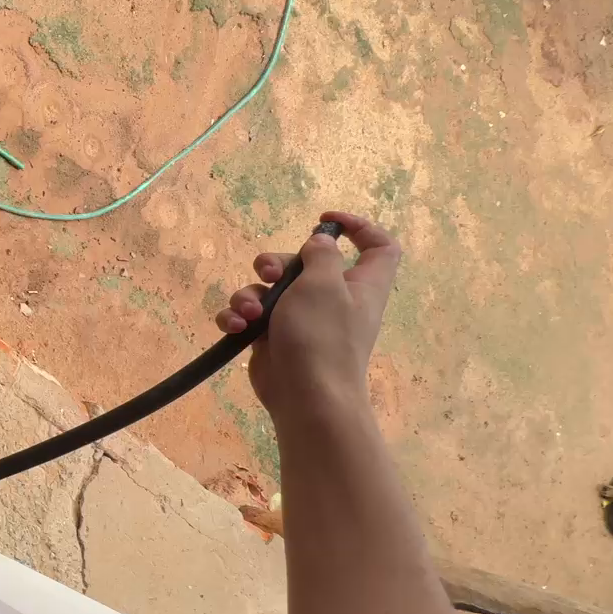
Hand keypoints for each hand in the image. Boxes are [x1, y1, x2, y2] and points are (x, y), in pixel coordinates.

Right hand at [213, 211, 400, 422]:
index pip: (378, 247)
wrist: (305, 392)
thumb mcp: (322, 286)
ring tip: (248, 314)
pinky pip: (249, 314)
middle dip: (275, 263)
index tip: (324, 221)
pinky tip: (235, 327)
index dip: (359, 228)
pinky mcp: (272, 334)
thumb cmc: (322, 335)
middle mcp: (332, 298)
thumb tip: (321, 242)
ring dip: (248, 295)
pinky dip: (237, 317)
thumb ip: (320, 257)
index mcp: (360, 284)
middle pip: (304, 263)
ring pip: (267, 288)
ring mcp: (301, 317)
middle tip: (269, 273)